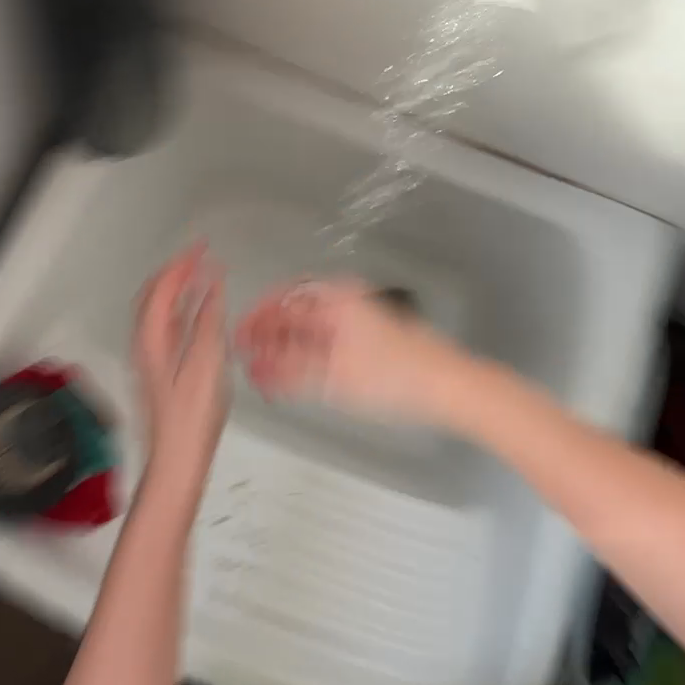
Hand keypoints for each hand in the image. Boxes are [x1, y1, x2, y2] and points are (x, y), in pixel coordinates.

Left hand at [131, 243, 229, 488]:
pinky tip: (199, 310)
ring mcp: (151, 358)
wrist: (177, 460)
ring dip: (177, 288)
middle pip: (153, 295)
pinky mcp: (160, 371)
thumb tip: (213, 286)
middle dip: (176, 270)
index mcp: (152, 339)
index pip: (162, 287)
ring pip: (158, 311)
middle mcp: (145, 344)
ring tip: (199, 274)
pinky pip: (167, 326)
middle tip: (199, 255)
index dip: (182, 263)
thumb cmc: (192, 417)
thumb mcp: (207, 364)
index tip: (202, 247)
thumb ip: (209, 321)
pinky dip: (182, 308)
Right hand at [233, 279, 467, 421]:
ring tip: (266, 377)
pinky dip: (306, 359)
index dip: (255, 320)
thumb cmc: (395, 375)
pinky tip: (295, 380)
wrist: (448, 386)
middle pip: (293, 315)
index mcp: (335, 299)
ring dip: (285, 352)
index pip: (280, 300)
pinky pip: (325, 343)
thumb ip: (290, 370)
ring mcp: (356, 321)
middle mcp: (343, 303)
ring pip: (308, 331)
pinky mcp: (366, 339)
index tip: (236, 340)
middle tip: (247, 364)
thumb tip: (256, 366)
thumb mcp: (335, 376)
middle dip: (268, 339)